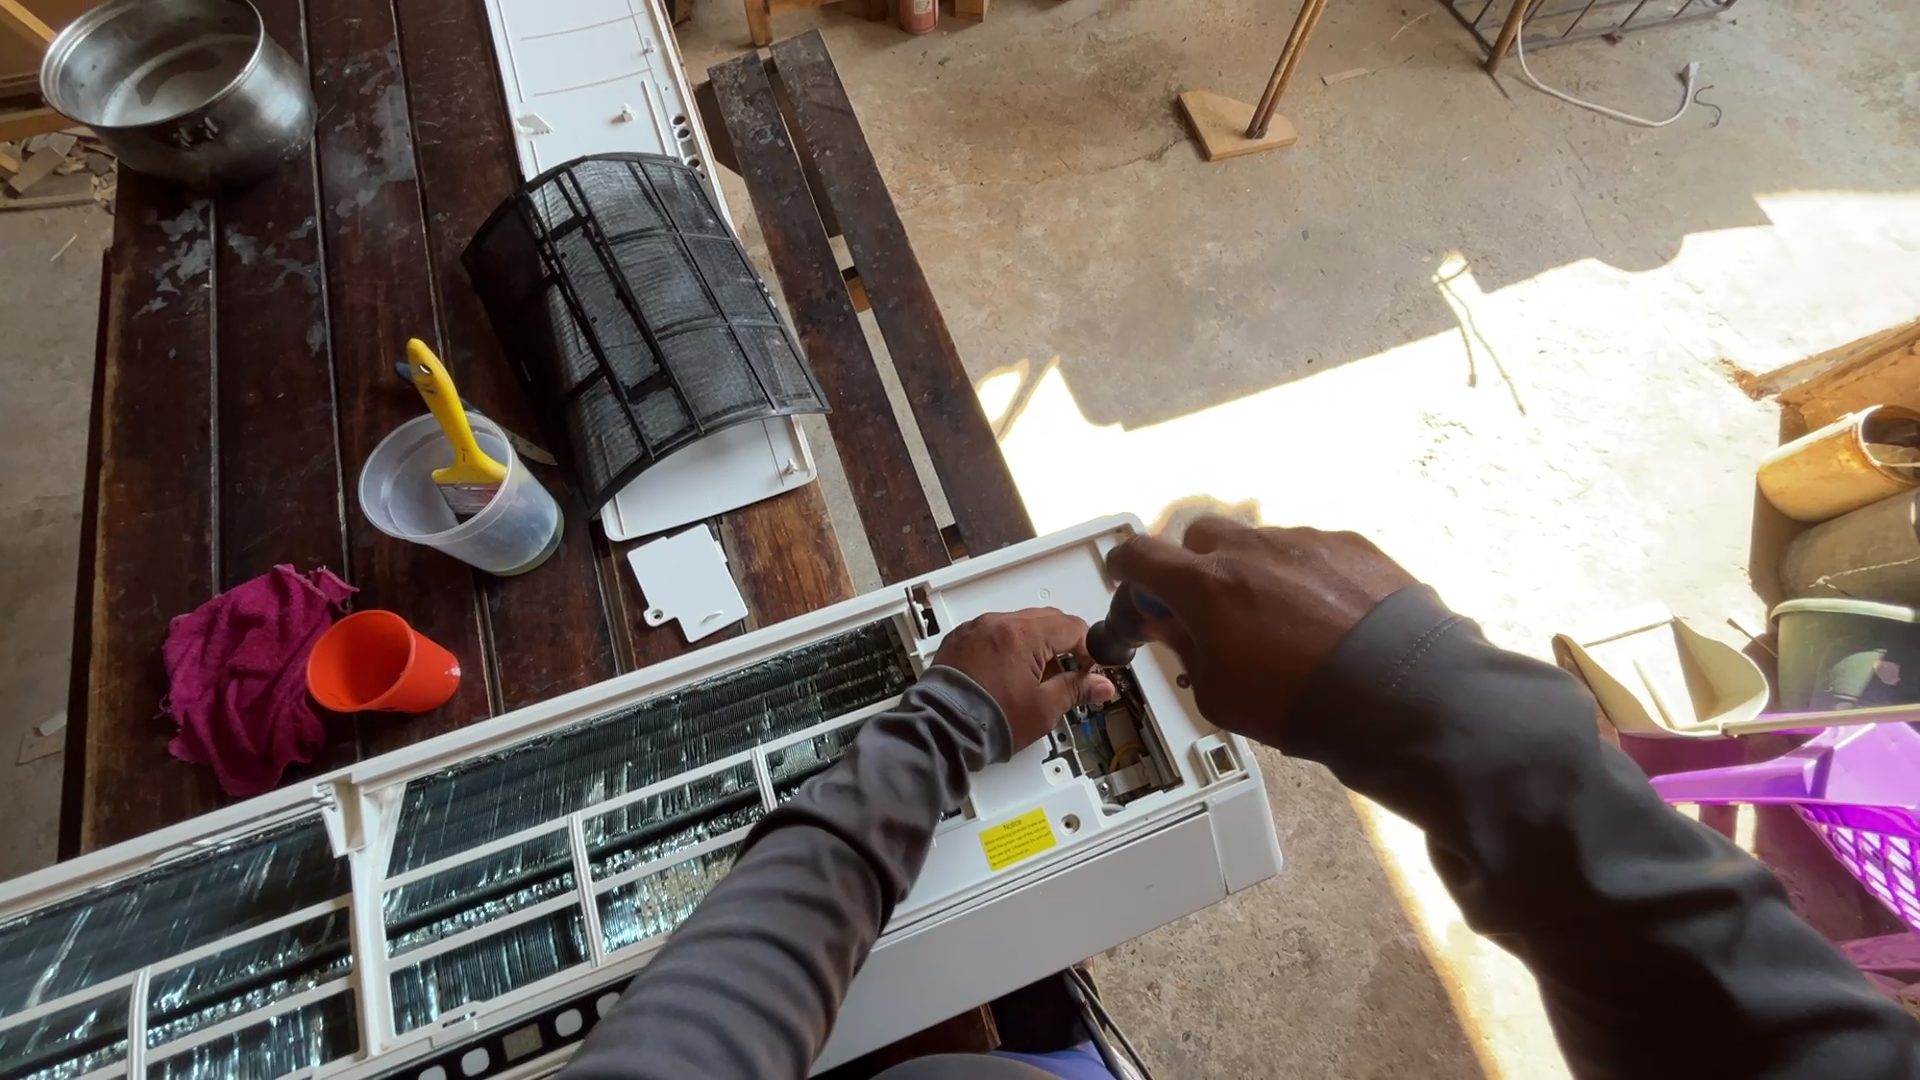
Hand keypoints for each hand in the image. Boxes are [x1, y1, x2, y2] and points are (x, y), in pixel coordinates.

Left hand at [932, 608, 1117, 751]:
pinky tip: (1007, 674)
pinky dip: (1006, 646)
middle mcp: (998, 623)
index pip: (1072, 627)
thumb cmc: (988, 721)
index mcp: (1023, 635)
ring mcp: (976, 629)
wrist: (942, 730)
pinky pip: (993, 632)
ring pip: (1018, 624)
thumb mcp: (1043, 708)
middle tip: (1066, 674)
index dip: (1088, 648)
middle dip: (1062, 644)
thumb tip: (1102, 685)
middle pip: (1046, 620)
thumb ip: (1076, 690)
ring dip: (1034, 644)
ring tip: (1034, 680)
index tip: (1090, 668)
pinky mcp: (960, 638)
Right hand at [1106, 518, 1416, 742]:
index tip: (1128, 578)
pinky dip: (1300, 574)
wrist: (1405, 698)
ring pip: (1254, 543)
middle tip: (1210, 605)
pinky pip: (1305, 549)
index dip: (1125, 567)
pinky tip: (1322, 614)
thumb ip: (1185, 649)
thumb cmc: (1304, 703)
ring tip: (1279, 618)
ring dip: (1250, 571)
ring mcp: (1300, 542)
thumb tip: (1175, 626)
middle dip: (1193, 567)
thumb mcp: (1218, 694)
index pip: (1139, 555)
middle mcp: (1248, 551)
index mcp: (1204, 586)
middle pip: (1197, 538)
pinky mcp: (1347, 544)